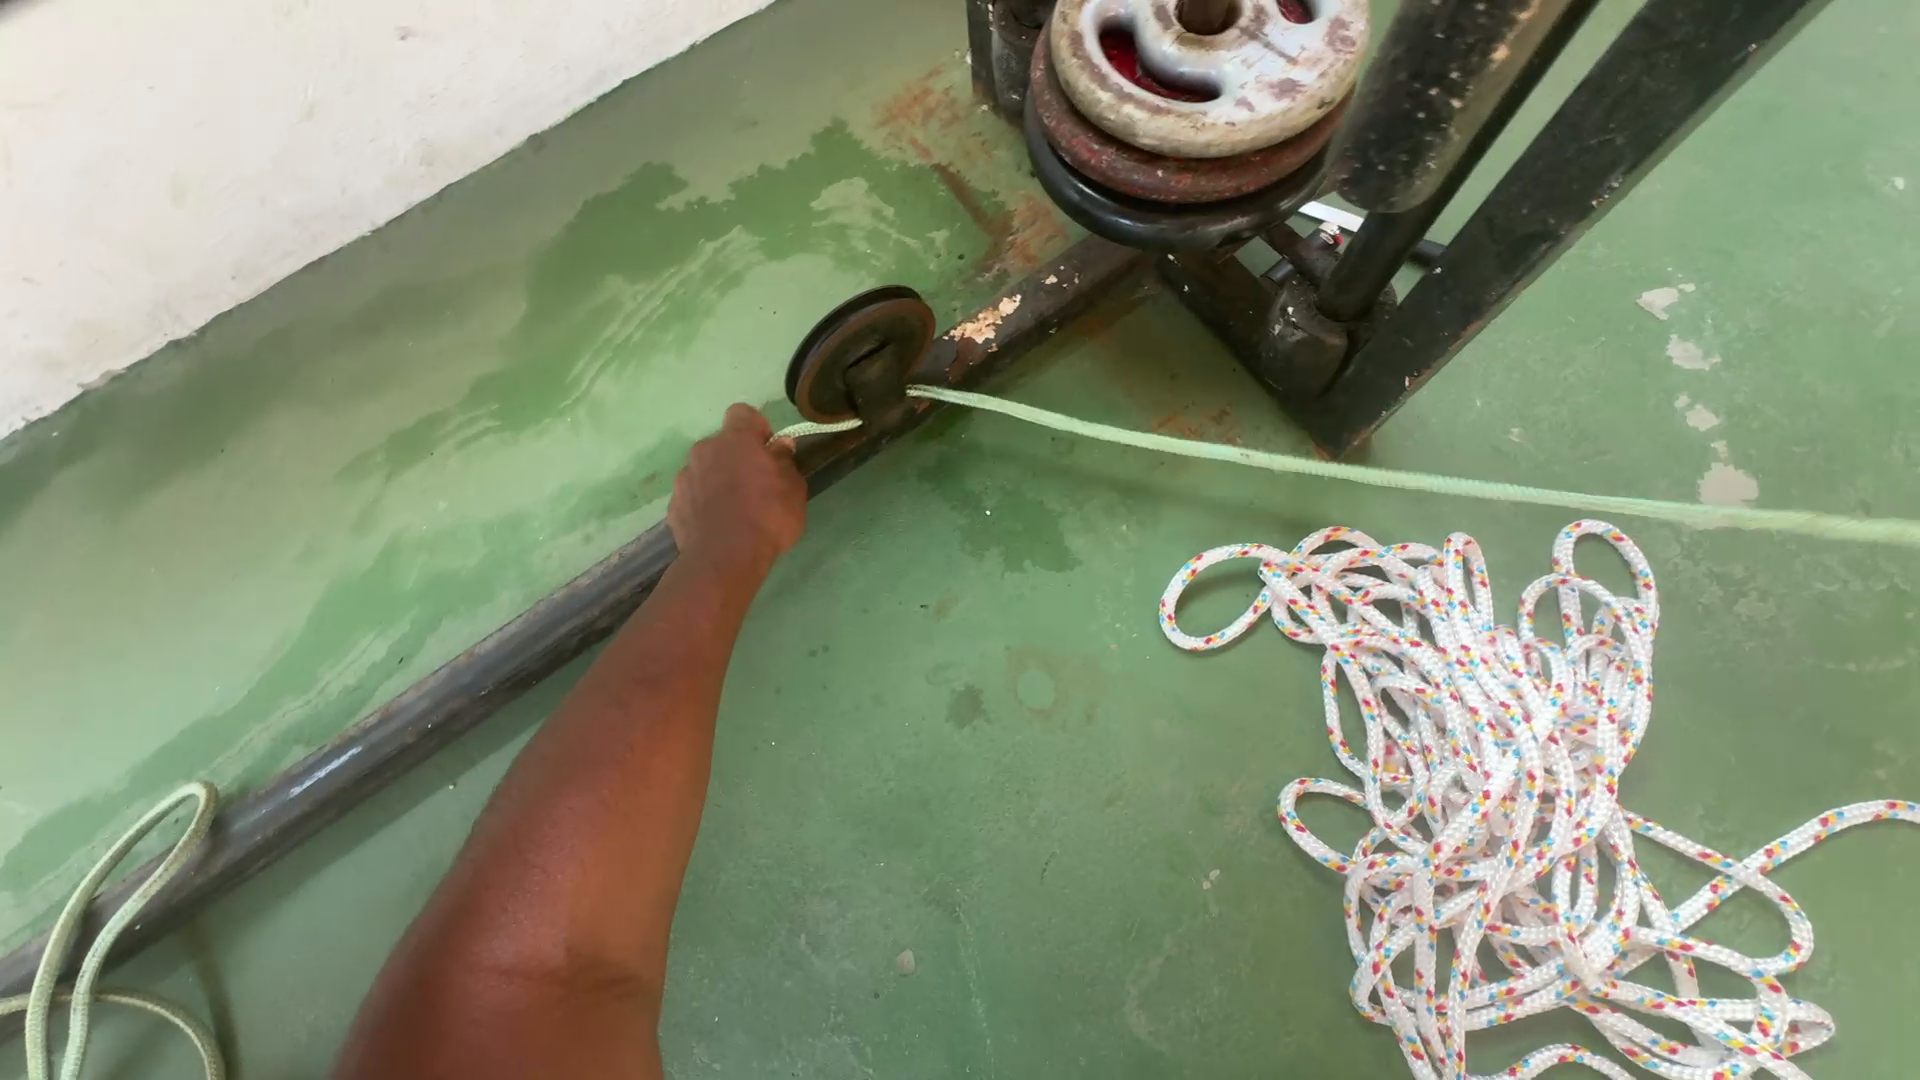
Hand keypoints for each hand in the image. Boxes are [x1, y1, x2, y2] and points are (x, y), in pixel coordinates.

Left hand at [667, 404, 806, 574]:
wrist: (725, 558)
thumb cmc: (768, 517)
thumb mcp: (794, 489)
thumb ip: (785, 462)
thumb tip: (780, 446)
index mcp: (736, 440)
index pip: (743, 413)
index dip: (757, 428)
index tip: (768, 451)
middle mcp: (705, 450)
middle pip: (722, 445)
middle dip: (737, 459)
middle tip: (755, 486)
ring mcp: (685, 478)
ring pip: (705, 470)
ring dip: (718, 481)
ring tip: (734, 511)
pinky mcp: (674, 505)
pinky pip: (693, 496)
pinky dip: (704, 505)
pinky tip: (717, 526)